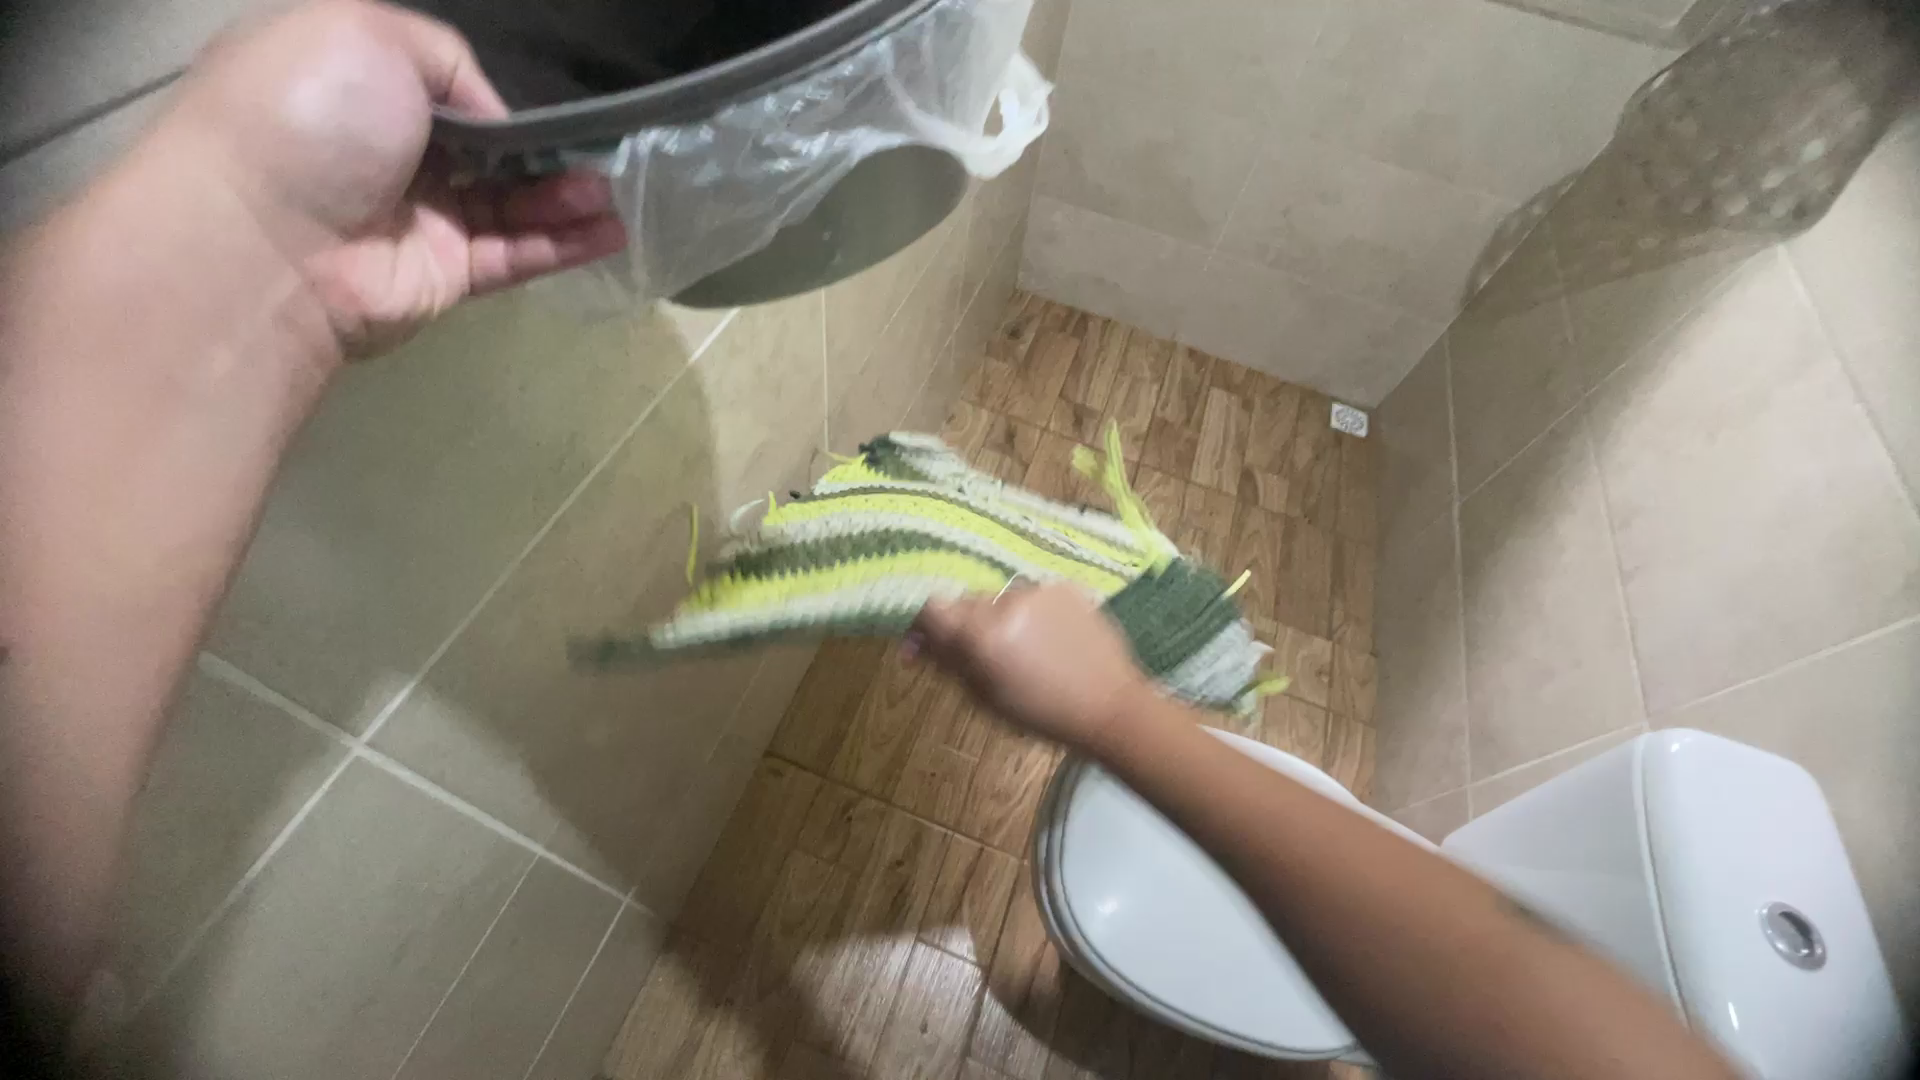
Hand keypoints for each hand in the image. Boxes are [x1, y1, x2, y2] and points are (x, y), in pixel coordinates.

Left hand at [160, 0, 627, 357]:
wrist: (272, 239)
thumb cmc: (311, 119)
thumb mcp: (366, 34)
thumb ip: (444, 58)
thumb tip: (497, 120)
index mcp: (364, 90)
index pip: (450, 95)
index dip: (503, 105)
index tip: (550, 114)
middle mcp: (395, 155)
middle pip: (493, 155)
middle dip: (549, 156)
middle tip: (602, 160)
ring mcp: (424, 219)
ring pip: (514, 207)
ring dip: (567, 200)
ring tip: (613, 198)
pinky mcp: (450, 274)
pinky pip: (518, 255)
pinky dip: (566, 245)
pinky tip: (611, 235)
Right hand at [908, 584, 1156, 753]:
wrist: (1111, 706)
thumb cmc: (1043, 714)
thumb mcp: (986, 698)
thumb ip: (949, 664)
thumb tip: (915, 643)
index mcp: (983, 634)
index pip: (932, 609)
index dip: (922, 626)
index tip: (925, 646)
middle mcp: (1006, 601)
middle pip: (966, 603)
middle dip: (964, 626)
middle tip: (982, 657)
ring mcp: (1038, 590)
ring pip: (999, 598)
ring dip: (999, 618)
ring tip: (1024, 650)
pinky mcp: (1065, 587)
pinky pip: (1031, 595)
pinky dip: (1030, 614)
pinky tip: (1048, 639)